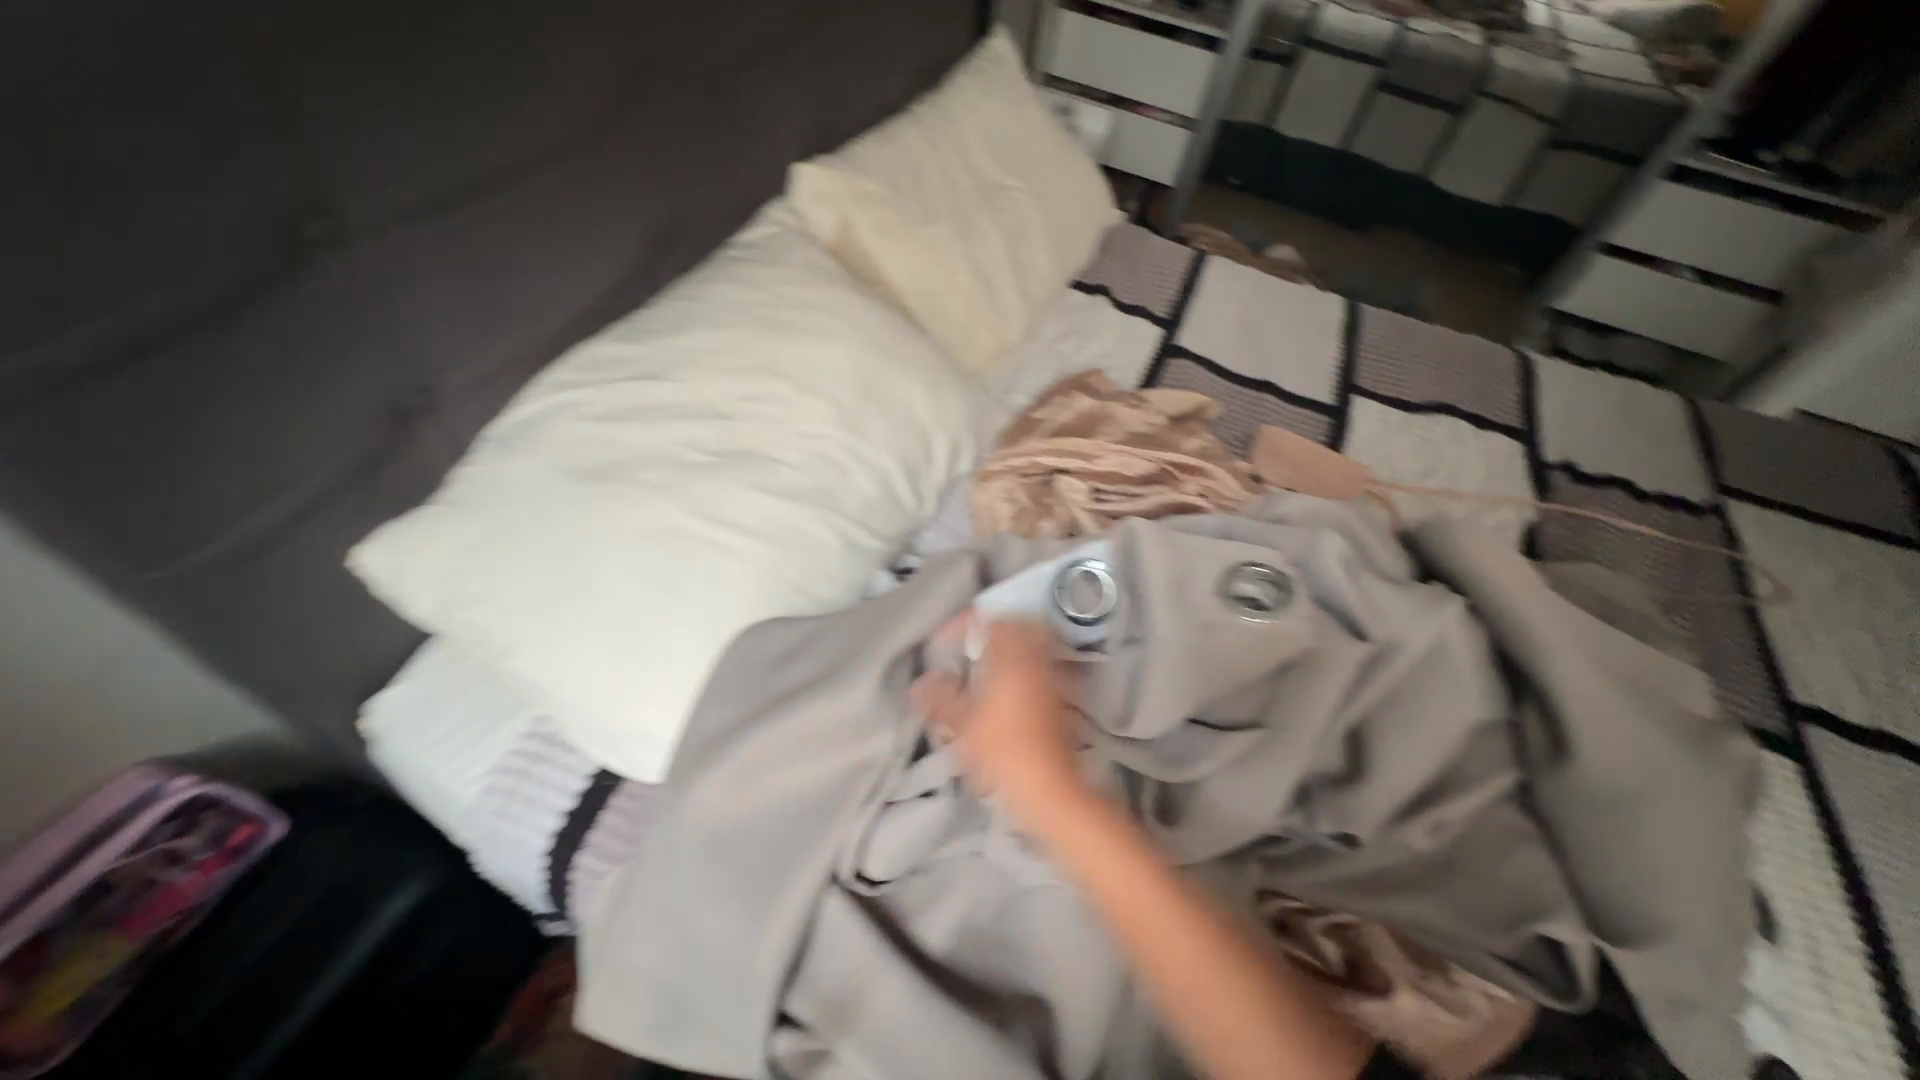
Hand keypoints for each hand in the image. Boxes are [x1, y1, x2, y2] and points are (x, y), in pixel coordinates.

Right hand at [911, 618, 1089, 820]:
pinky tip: (1013, 688)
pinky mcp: (1066, 697)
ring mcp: (1056, 678)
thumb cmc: (1003, 753)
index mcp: (1012, 658)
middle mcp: (1038, 661)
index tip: (948, 641)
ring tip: (991, 663)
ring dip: (1015, 646)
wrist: (1049, 788)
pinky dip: (1030, 667)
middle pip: (1021, 625)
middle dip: (996, 629)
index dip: (966, 623)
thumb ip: (939, 699)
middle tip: (974, 643)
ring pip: (1037, 644)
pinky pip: (1047, 666)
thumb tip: (920, 684)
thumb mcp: (963, 726)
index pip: (991, 620)